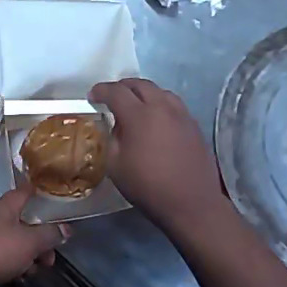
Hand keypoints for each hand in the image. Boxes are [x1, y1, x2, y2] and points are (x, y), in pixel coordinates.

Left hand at [0, 185, 68, 286]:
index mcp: (5, 206)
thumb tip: (66, 228)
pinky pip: (1, 253)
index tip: (55, 198)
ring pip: (14, 240)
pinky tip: (17, 278)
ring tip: (32, 273)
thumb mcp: (30, 243)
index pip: (25, 191)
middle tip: (49, 260)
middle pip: (24, 222)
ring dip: (28, 256)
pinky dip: (12, 263)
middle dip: (40, 241)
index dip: (41, 193)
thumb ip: (50, 234)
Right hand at [90, 77, 228, 231]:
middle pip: (140, 85)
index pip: (116, 92)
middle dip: (123, 87)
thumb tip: (117, 126)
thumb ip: (113, 138)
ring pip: (160, 92)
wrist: (190, 202)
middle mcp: (162, 108)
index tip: (92, 96)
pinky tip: (155, 119)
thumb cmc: (147, 185)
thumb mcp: (115, 165)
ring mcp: (182, 115)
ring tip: (134, 105)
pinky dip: (159, 104)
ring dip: (143, 93)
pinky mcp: (194, 125)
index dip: (101, 91)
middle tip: (111, 96)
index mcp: (139, 115)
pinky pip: (173, 105)